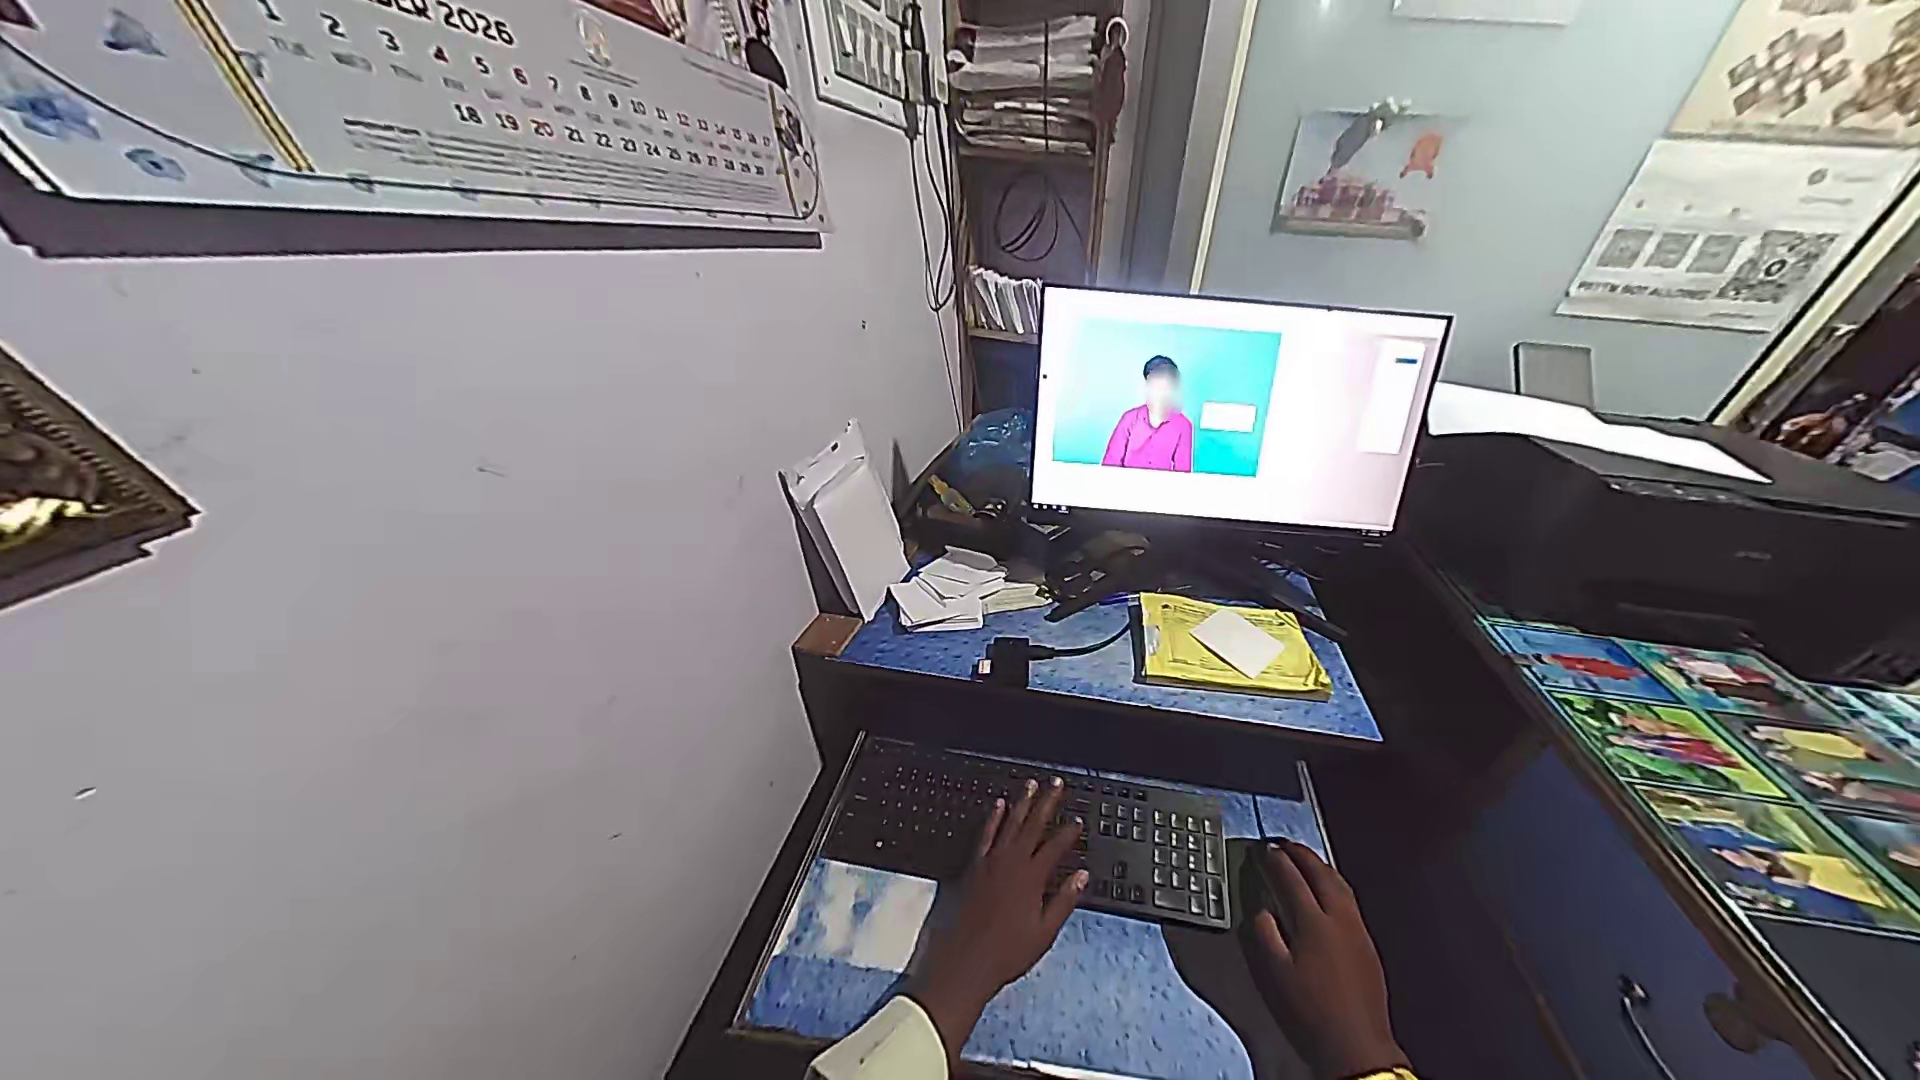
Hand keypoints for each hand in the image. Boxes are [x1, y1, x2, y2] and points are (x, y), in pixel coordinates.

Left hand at [910, 777, 1086, 1065]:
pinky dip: (993, 817)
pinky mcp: (975, 864)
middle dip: (1047, 802)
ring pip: (1010, 822)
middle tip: (1056, 784)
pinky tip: (998, 803)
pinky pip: (986, 833)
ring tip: (1032, 784)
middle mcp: (1012, 863)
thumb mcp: (1044, 933)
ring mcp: (991, 860)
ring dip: (1022, 801)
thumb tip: (1081, 877)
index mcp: (1031, 878)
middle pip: (1034, 825)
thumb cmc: (1006, 951)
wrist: (965, 959)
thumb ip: (1064, 901)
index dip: (1069, 832)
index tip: (1077, 820)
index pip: (1055, 847)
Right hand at [1245, 839, 1405, 1079]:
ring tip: (1303, 857)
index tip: (1263, 849)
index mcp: (1313, 923)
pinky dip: (1333, 882)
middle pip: (1320, 873)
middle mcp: (1339, 919)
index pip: (1291, 878)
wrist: (1357, 1047)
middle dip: (1300, 854)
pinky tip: (1326, 887)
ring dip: (1319, 865)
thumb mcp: (1274, 972)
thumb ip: (1265, 933)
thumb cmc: (1310, 1010)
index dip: (1275, 860)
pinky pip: (1349, 899)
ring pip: (1339, 884)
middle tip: (1283, 843)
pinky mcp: (1367, 943)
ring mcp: (1357, 930)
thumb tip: (1262, 909)